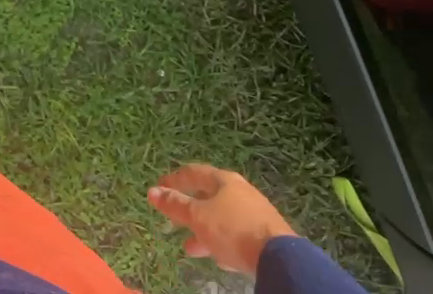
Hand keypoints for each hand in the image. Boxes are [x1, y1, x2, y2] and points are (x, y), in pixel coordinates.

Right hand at [147, 164, 296, 274]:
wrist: (280, 259)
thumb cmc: (233, 229)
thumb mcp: (198, 217)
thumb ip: (175, 205)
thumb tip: (152, 192)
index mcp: (224, 181)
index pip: (194, 173)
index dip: (175, 179)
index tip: (160, 187)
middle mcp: (241, 193)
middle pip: (209, 198)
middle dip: (189, 211)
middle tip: (174, 222)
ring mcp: (256, 214)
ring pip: (222, 219)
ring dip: (204, 231)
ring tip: (191, 248)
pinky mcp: (266, 237)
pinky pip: (237, 235)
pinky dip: (222, 242)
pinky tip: (218, 257)